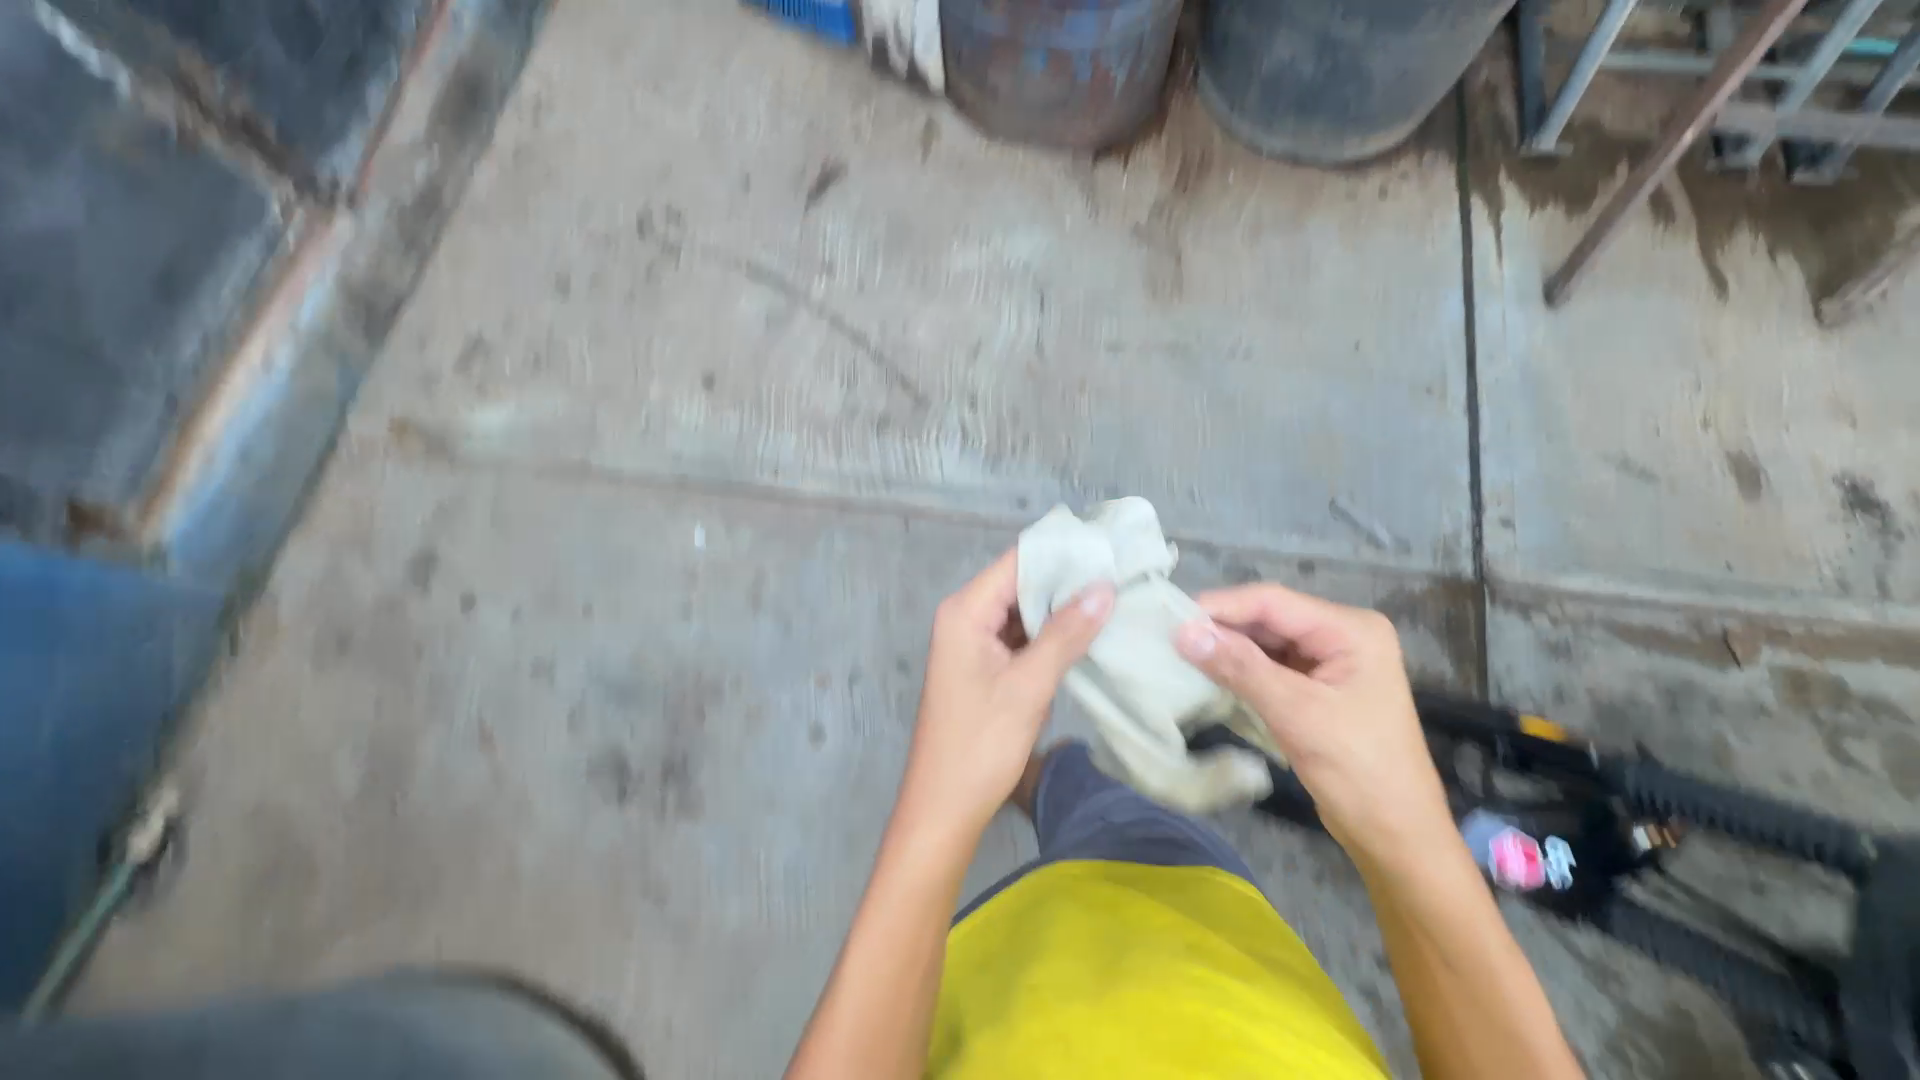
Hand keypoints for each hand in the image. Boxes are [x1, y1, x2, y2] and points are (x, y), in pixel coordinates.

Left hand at [898, 550, 1113, 837]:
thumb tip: (1104, 588)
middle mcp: (965, 618)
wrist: (945, 807)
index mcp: (965, 612)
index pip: (1018, 562)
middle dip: (1068, 581)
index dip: (1063, 554)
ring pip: (1024, 612)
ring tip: (1116, 600)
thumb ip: (1066, 634)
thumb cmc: (980, 745)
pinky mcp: (985, 668)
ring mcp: (974, 644)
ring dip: (1063, 610)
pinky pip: (1021, 638)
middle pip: (1021, 584)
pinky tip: (1089, 635)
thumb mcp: (1028, 687)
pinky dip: (1051, 636)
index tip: (1111, 550)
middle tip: (1124, 576)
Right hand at [1173, 584, 1453, 871]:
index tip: (1170, 618)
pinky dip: (1240, 671)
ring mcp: (1331, 663)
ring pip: (1266, 643)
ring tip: (1178, 654)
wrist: (1395, 833)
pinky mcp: (1318, 689)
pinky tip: (1207, 676)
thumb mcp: (1295, 713)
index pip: (1272, 602)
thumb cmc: (1356, 769)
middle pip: (1268, 619)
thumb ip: (1240, 668)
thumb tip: (1184, 633)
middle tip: (1168, 637)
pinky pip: (1271, 667)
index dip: (1220, 607)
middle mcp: (1342, 635)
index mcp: (1351, 630)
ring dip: (1227, 650)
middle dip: (1221, 628)